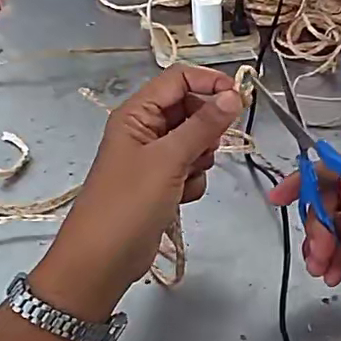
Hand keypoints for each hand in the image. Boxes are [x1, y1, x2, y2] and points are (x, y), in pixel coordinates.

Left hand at [30, 65, 244, 318]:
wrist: (102, 260)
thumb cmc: (129, 203)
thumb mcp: (169, 160)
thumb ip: (203, 125)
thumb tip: (233, 95)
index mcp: (137, 113)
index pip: (178, 79)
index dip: (209, 83)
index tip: (239, 99)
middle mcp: (145, 129)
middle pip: (190, 109)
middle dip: (206, 128)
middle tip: (208, 149)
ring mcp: (153, 157)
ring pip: (195, 140)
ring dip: (200, 157)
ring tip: (187, 177)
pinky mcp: (162, 182)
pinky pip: (191, 167)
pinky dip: (193, 179)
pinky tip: (182, 196)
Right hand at [267, 155, 340, 300]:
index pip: (339, 169)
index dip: (307, 179)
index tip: (280, 197)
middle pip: (330, 201)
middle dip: (316, 224)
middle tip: (317, 252)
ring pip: (334, 228)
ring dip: (321, 246)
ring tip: (322, 269)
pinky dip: (334, 261)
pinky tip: (332, 276)